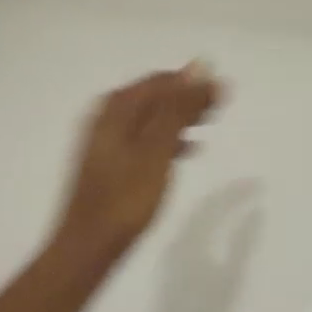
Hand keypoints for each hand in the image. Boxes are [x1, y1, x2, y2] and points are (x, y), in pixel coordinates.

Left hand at [52, 65, 223, 261]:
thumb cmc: (126, 197)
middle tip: (219, 108)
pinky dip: (167, 139)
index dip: (193, 82)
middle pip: (154, 97)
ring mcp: (104, 142)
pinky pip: (144, 139)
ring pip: (150, 119)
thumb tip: (201, 66)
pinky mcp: (108, 165)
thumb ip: (179, 107)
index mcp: (116, 109)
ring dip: (179, 119)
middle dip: (187, 99)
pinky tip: (185, 153)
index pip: (162, 81)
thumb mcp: (157, 148)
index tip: (223, 92)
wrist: (88, 246)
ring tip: (208, 128)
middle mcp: (106, 117)